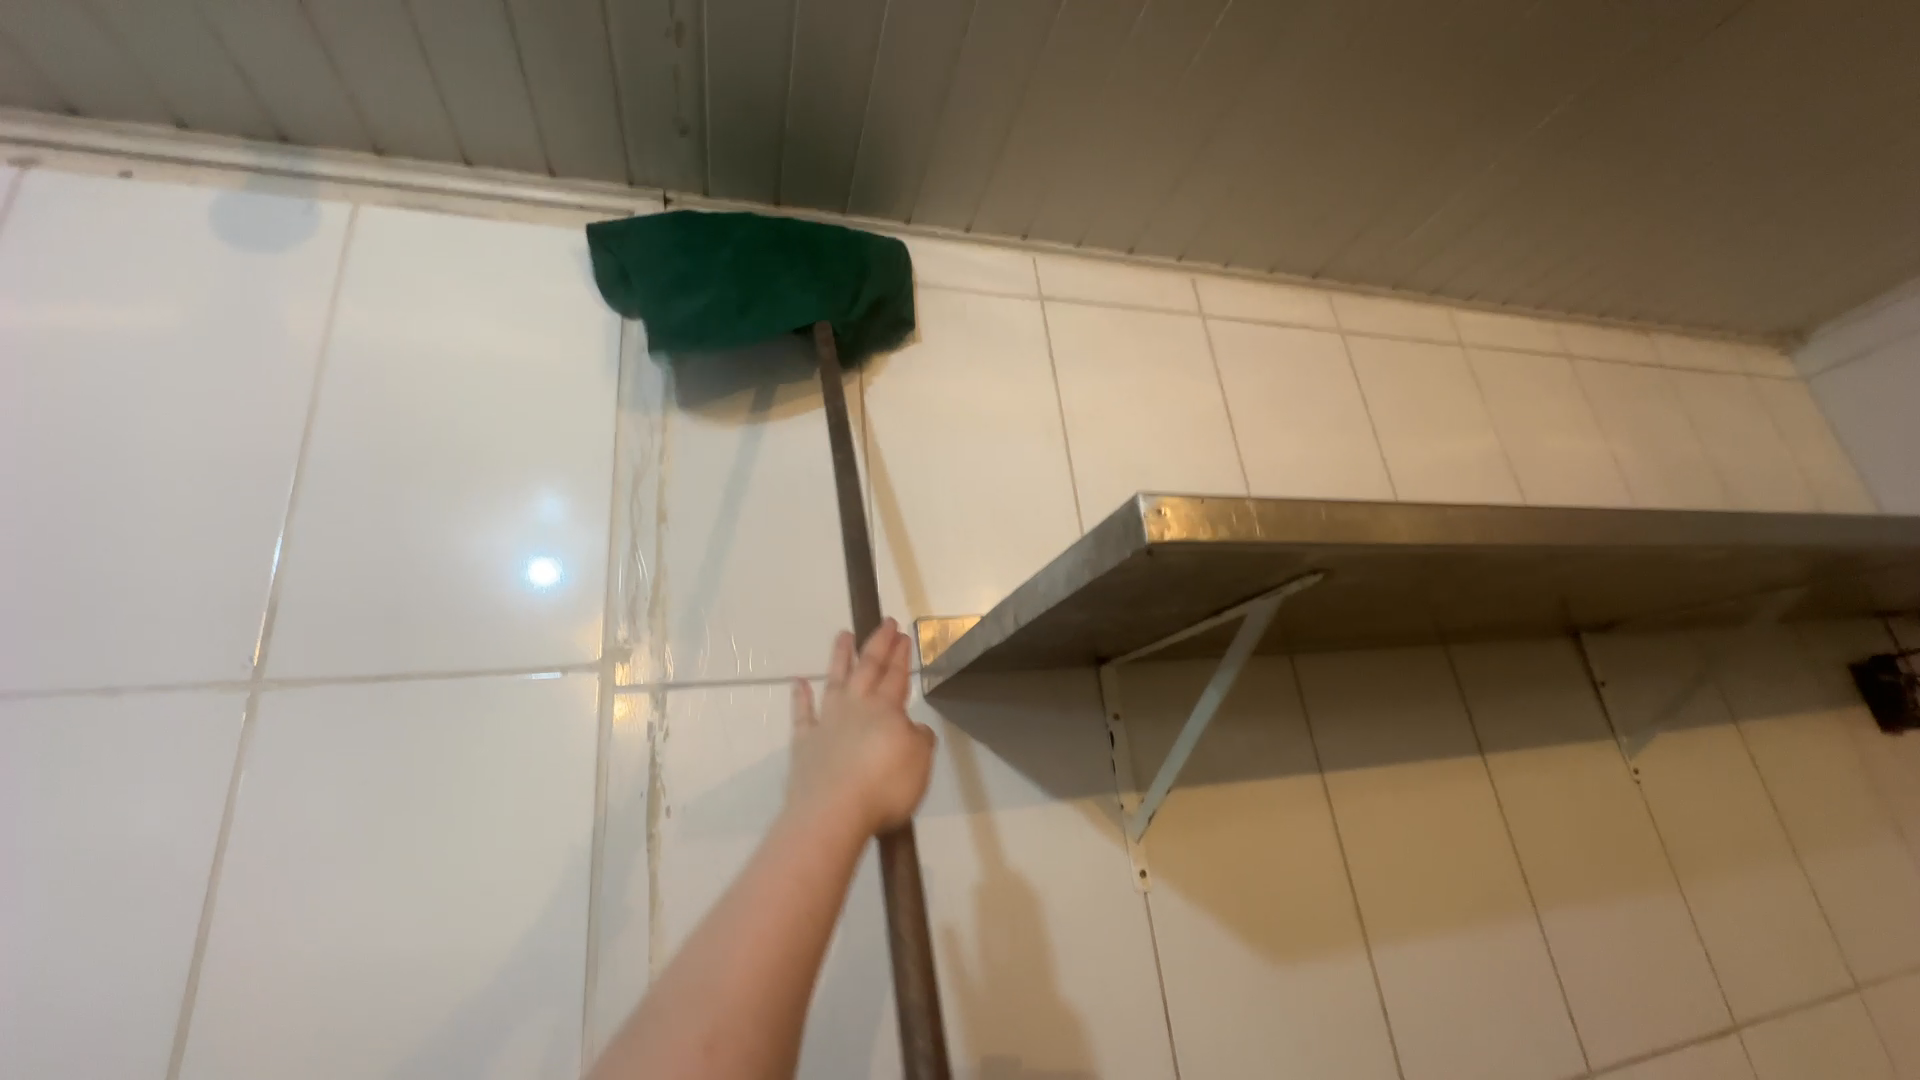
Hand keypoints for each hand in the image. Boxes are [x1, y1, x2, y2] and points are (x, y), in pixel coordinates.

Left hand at [786, 619, 937, 837]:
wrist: (832, 812)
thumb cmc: (884, 789)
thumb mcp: (920, 763)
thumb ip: (919, 739)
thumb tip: (912, 726)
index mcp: (886, 711)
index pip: (896, 676)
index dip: (901, 656)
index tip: (903, 634)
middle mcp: (856, 708)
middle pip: (868, 669)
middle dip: (879, 645)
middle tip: (885, 622)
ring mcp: (827, 722)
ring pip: (835, 680)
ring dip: (840, 657)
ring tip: (843, 634)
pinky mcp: (804, 742)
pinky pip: (802, 713)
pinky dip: (800, 697)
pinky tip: (799, 683)